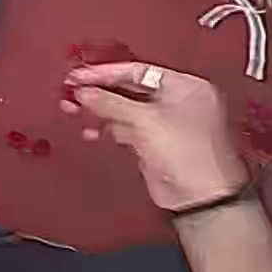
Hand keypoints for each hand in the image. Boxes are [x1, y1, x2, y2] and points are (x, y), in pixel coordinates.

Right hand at [62, 63, 246, 210]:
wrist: (200, 199)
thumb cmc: (186, 153)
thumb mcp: (144, 121)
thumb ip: (109, 102)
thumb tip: (83, 91)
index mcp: (184, 86)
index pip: (138, 71)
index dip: (105, 73)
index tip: (79, 76)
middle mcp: (176, 101)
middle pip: (129, 89)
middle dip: (98, 92)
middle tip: (71, 91)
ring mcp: (164, 123)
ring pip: (123, 109)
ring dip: (98, 110)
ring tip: (72, 109)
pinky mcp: (154, 142)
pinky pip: (125, 127)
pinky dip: (108, 128)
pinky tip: (90, 131)